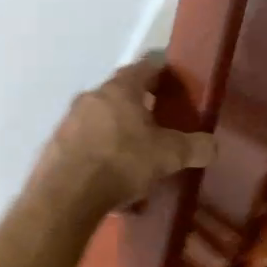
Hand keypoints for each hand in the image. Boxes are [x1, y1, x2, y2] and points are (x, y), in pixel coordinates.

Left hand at [33, 56, 216, 213]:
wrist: (65, 198)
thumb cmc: (122, 162)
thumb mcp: (169, 155)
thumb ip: (195, 147)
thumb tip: (213, 145)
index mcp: (120, 90)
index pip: (144, 68)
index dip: (160, 74)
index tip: (172, 85)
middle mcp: (91, 98)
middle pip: (119, 94)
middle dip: (137, 107)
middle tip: (157, 124)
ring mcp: (68, 123)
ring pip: (99, 120)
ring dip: (116, 132)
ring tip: (134, 156)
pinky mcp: (53, 149)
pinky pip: (84, 145)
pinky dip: (98, 154)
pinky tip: (110, 179)